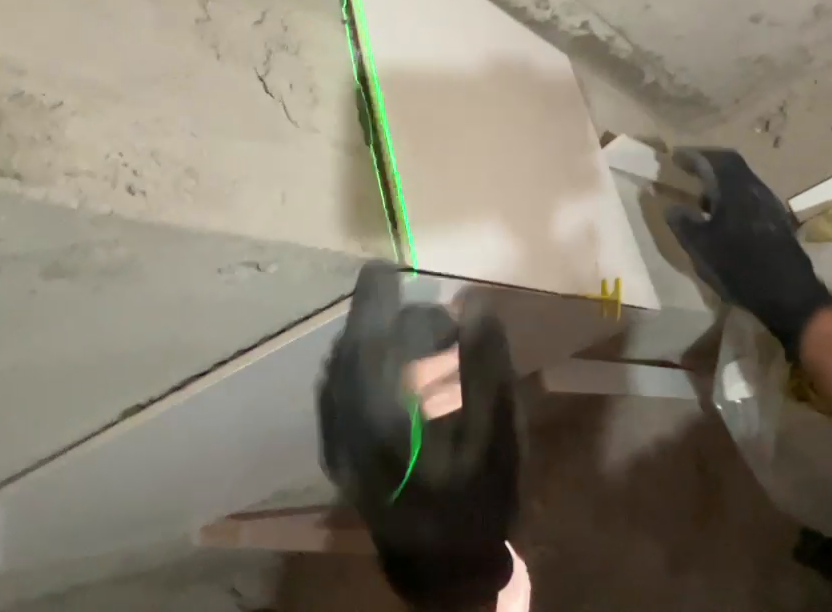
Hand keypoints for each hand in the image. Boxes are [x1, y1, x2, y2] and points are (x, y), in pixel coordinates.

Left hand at [318, 264, 518, 609]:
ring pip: (341, 365)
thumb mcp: (498, 431)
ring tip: (402, 329)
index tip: (387, 267)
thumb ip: (486, 364)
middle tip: (425, 311)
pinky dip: (353, 363)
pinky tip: (377, 360)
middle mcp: (350, 421)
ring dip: (367, 336)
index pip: (372, 335)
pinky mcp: (334, 451)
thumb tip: (474, 304)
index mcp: (391, 411)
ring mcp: (336, 439)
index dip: (376, 295)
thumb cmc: (479, 496)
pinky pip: (334, 390)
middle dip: (385, 315)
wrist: (443, 564)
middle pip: (358, 344)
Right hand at [663, 148, 831, 358]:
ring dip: (720, 180)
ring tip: (701, 195)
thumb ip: (684, 225)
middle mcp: (755, 189)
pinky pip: (749, 195)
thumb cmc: (739, 268)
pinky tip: (722, 216)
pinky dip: (731, 195)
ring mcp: (769, 204)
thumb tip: (671, 207)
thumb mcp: (702, 249)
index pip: (714, 160)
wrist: (788, 294)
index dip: (694, 155)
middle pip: (731, 164)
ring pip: (742, 180)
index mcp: (735, 190)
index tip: (675, 156)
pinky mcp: (776, 220)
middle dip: (708, 162)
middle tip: (689, 167)